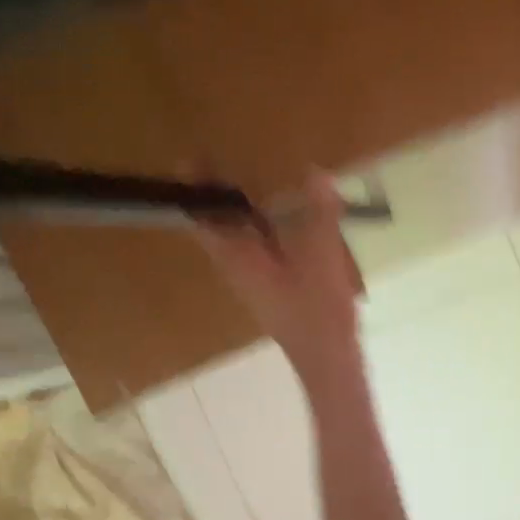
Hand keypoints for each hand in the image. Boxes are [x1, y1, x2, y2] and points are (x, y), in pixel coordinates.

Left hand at [196, 174, 364, 392]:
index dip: (196, 188)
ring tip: (256, 184)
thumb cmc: (317, 313)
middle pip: (219, 227)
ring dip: (243, 213)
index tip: (192, 157)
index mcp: (239, 259)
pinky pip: (261, 251)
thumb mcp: (322, 259)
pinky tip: (289, 222)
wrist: (327, 362)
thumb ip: (319, 217)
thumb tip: (316, 173)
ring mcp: (256, 282)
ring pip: (240, 240)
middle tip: (225, 163)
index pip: (204, 218)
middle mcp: (239, 269)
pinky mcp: (275, 291)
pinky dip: (266, 230)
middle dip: (220, 196)